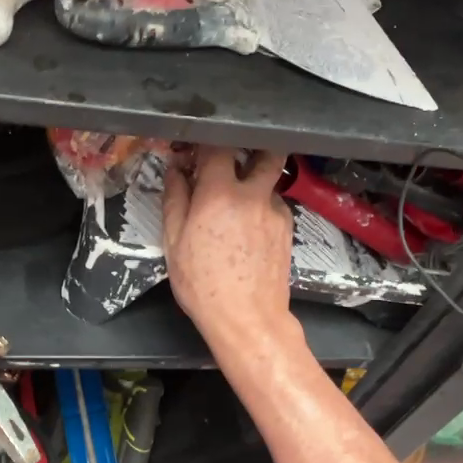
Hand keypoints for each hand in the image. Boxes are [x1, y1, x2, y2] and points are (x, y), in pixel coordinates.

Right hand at [162, 145, 294, 350]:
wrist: (248, 318)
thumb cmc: (203, 285)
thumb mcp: (174, 243)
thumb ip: (175, 200)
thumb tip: (175, 171)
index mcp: (220, 194)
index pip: (218, 147)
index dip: (206, 144)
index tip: (196, 152)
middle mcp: (253, 195)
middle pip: (266, 151)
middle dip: (252, 147)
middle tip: (234, 159)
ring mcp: (275, 212)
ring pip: (270, 182)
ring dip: (255, 184)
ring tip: (236, 208)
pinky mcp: (288, 229)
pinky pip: (274, 207)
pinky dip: (261, 210)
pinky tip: (248, 233)